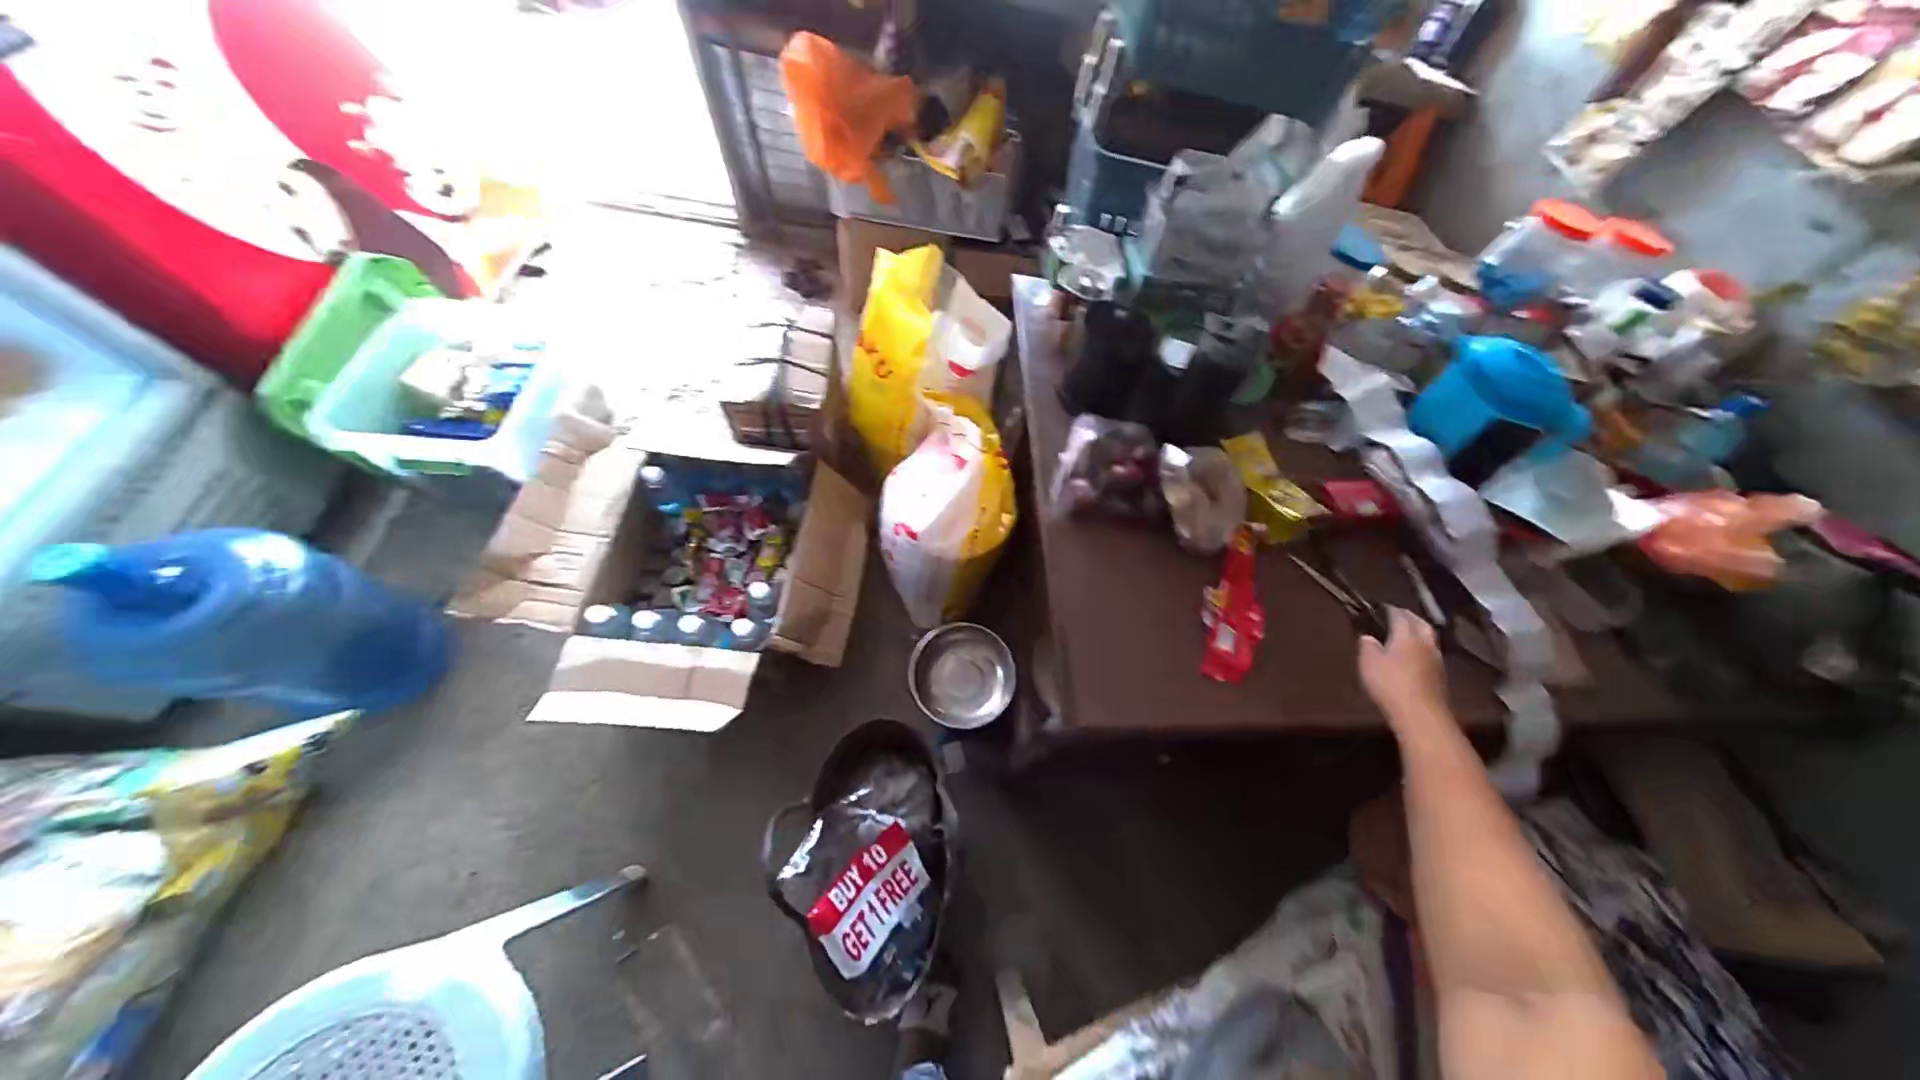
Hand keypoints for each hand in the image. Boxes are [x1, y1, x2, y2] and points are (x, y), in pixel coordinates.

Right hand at [1359, 607, 1446, 721]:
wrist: (1421, 714)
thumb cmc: (1390, 684)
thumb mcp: (1369, 663)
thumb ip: (1367, 646)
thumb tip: (1368, 636)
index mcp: (1407, 636)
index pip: (1400, 616)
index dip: (1390, 609)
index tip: (1382, 606)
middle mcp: (1425, 643)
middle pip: (1421, 624)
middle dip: (1410, 617)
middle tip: (1399, 614)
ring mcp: (1437, 660)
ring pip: (1429, 639)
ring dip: (1419, 632)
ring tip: (1407, 633)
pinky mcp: (1441, 676)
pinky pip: (1431, 653)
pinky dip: (1422, 648)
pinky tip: (1415, 654)